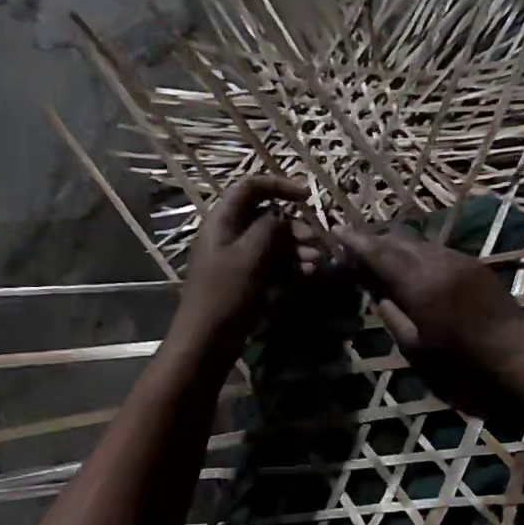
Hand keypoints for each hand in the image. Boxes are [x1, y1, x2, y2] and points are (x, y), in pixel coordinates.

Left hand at [169, 175, 307, 353]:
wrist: (207, 339)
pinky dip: (291, 267)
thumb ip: (270, 228)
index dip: (278, 185)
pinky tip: (308, 276)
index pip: (250, 187)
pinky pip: (273, 264)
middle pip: (267, 218)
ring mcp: (238, 259)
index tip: (306, 196)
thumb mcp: (250, 254)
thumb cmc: (225, 293)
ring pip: (273, 243)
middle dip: (294, 227)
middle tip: (315, 242)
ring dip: (297, 249)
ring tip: (316, 263)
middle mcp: (230, 235)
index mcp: (223, 221)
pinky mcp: (247, 280)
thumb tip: (283, 217)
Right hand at [332, 227, 523, 413]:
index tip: (336, 231)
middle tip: (353, 243)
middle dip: (374, 239)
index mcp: (418, 283)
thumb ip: (392, 316)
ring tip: (379, 252)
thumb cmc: (464, 366)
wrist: (521, 357)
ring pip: (419, 243)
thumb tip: (377, 293)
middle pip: (398, 240)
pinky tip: (411, 264)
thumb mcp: (417, 350)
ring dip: (396, 245)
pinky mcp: (475, 267)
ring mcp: (459, 261)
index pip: (378, 253)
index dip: (355, 242)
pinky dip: (417, 253)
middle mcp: (437, 262)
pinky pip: (437, 251)